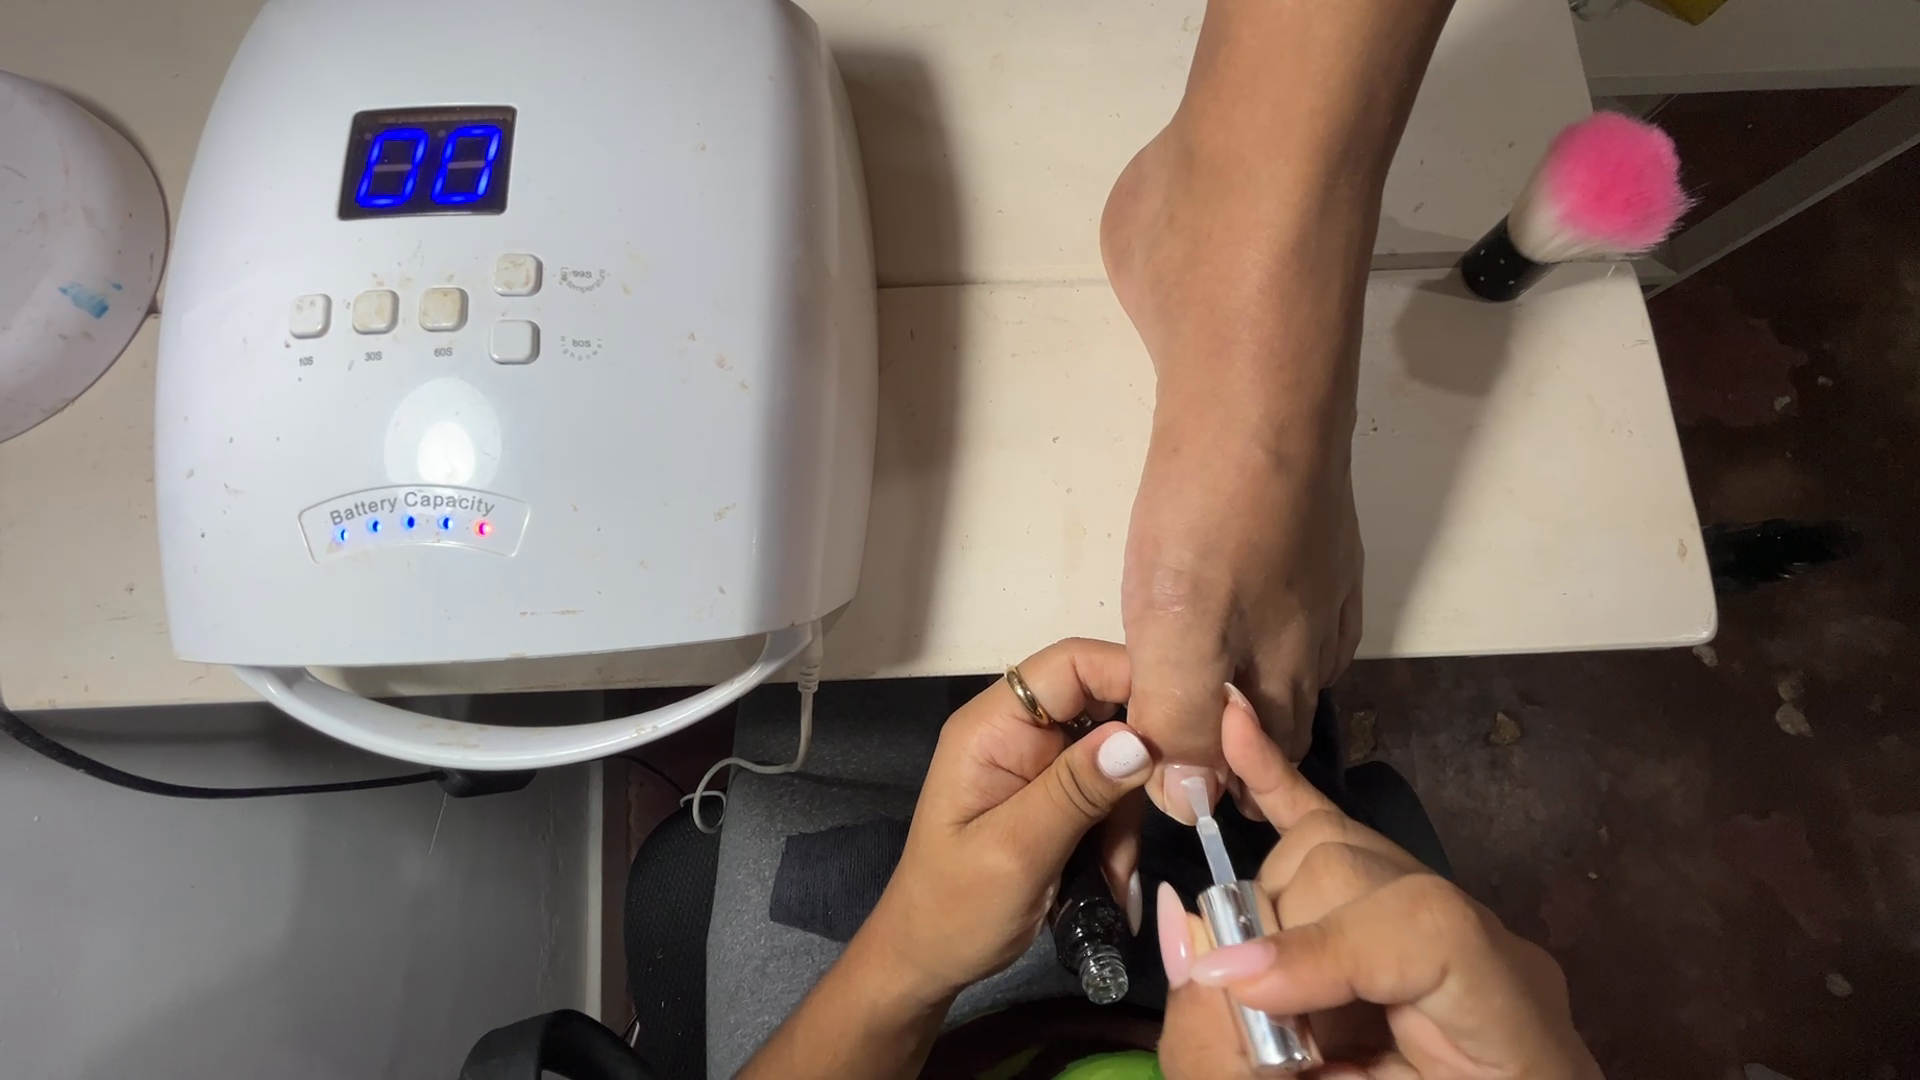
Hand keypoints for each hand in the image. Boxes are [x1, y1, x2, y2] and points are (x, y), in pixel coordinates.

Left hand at [860, 639, 1157, 999]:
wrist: (931, 958)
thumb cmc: (954, 906)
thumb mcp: (1014, 852)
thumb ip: (1074, 792)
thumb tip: (1138, 740)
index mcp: (993, 724)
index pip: (1070, 663)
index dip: (1130, 674)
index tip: (1186, 722)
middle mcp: (1019, 729)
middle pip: (1105, 705)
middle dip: (1141, 760)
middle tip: (1174, 804)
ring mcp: (1040, 762)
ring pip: (1117, 756)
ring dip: (1128, 815)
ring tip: (1114, 875)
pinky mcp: (1058, 794)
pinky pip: (1110, 792)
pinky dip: (1120, 834)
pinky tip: (1112, 880)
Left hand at [1102, 118, 1366, 813]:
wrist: (1241, 326)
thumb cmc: (1219, 490)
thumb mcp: (1192, 622)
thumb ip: (1186, 712)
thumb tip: (1188, 803)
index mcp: (1297, 647)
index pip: (1269, 755)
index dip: (1223, 795)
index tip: (1155, 826)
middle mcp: (1293, 602)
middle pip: (1255, 700)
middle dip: (1200, 746)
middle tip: (1128, 777)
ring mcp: (1264, 539)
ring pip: (1233, 634)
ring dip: (1192, 675)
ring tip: (1137, 714)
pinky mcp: (1225, 484)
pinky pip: (1207, 565)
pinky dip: (1181, 602)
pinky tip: (1155, 603)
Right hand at [1155, 687, 1600, 1078]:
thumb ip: (1277, 1065)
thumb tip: (1200, 961)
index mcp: (1510, 1018)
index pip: (1421, 928)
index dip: (1316, 944)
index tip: (1235, 981)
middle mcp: (1478, 935)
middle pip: (1351, 868)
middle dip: (1273, 926)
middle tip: (1238, 996)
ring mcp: (1432, 897)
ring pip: (1321, 841)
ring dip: (1262, 898)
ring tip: (1247, 971)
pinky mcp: (1387, 882)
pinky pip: (1321, 815)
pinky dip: (1270, 774)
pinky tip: (1234, 720)